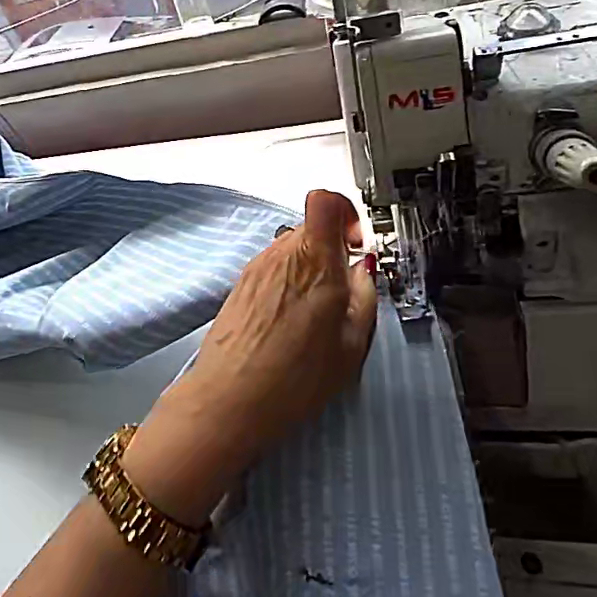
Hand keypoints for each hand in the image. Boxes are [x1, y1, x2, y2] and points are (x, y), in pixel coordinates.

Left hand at [122, 190, 377, 523]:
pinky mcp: (241, 284)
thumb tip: (365, 272)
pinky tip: (292, 320)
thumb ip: (364, 296)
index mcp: (314, 259)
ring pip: (291, 249)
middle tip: (345, 286)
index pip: (325, 200)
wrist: (230, 396)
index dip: (346, 211)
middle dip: (333, 249)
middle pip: (311, 227)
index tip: (358, 239)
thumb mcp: (351, 343)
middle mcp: (281, 254)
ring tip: (318, 312)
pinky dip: (288, 283)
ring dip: (310, 268)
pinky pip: (273, 269)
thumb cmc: (291, 377)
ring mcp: (256, 267)